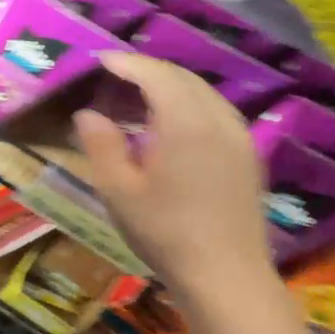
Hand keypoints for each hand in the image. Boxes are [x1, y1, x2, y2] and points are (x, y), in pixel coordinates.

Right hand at [73, 52, 271, 293]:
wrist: (224, 272)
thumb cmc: (162, 231)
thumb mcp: (117, 190)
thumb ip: (102, 145)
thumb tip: (88, 113)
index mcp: (185, 125)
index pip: (158, 77)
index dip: (128, 64)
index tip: (100, 61)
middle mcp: (219, 122)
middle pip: (185, 80)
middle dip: (149, 71)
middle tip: (113, 75)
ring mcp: (239, 139)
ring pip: (205, 94)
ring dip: (170, 86)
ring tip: (136, 95)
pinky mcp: (246, 157)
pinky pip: (216, 112)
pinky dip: (188, 104)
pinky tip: (168, 124)